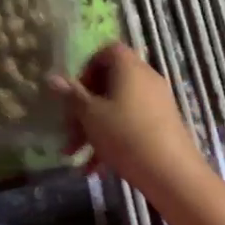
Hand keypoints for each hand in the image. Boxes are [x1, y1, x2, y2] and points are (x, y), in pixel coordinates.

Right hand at [50, 43, 209, 193]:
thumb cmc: (126, 135)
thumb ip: (71, 96)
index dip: (86, 70)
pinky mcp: (163, 124)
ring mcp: (157, 101)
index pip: (106, 52)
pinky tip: (98, 170)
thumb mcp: (91, 116)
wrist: (173, 173)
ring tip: (77, 158)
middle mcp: (146, 77)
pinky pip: (132, 123)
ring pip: (118, 108)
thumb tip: (51, 77)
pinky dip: (114, 139)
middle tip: (69, 134)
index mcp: (129, 66)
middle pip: (109, 84)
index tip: (74, 94)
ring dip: (95, 130)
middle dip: (85, 110)